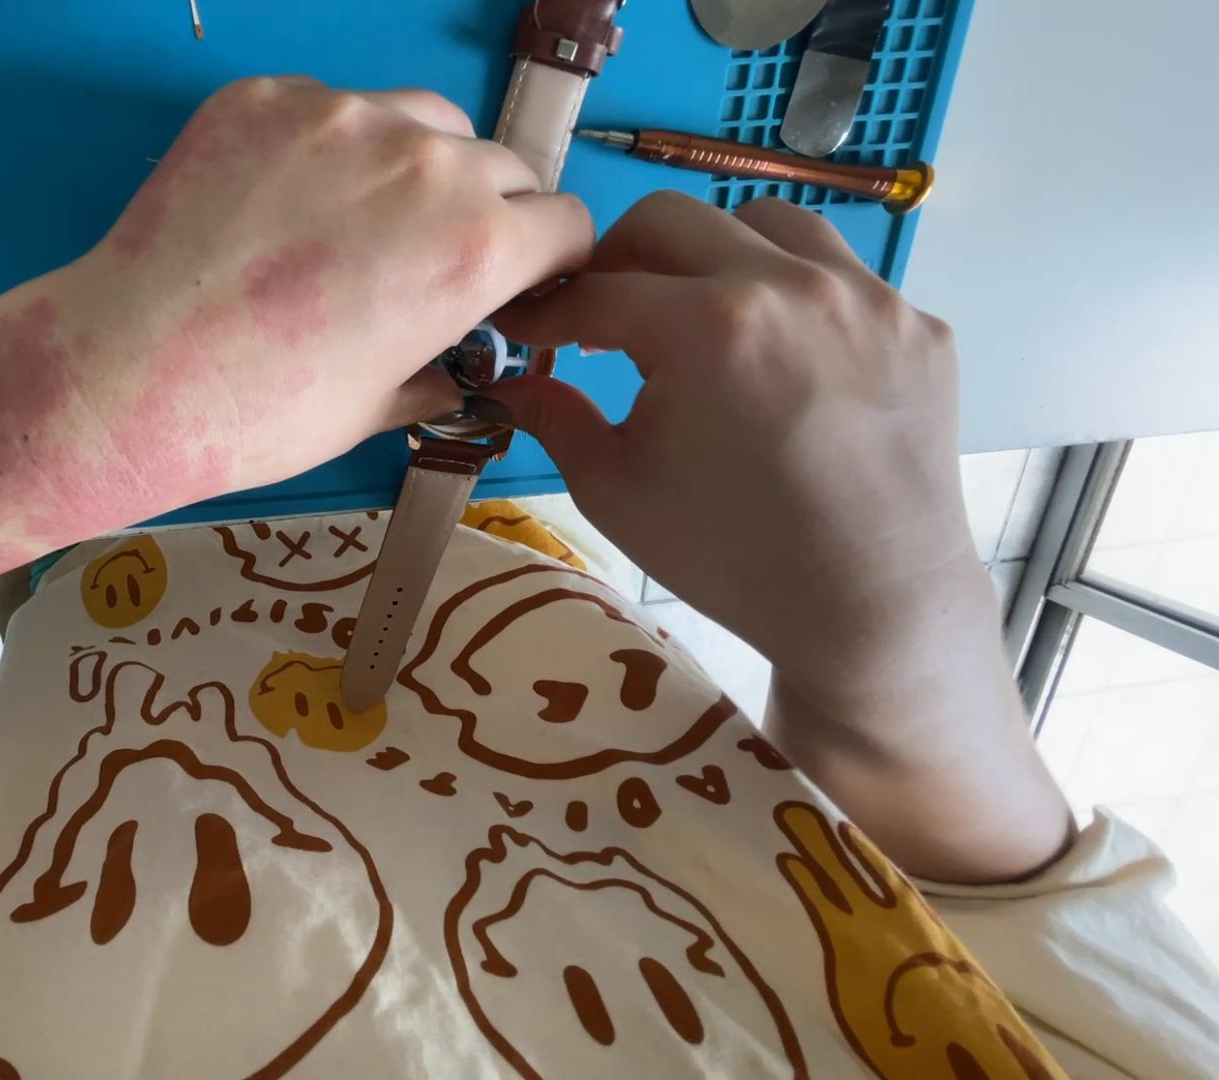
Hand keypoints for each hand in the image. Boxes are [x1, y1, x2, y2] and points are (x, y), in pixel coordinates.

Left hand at [46, 76, 595, 505]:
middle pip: (500, 168)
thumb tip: (455, 372)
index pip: (565, 224)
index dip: (546, 261)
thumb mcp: (370, 413)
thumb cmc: (263, 416)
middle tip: (425, 264)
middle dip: (486, 216)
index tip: (516, 283)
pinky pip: (331, 111)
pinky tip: (278, 207)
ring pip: (421, 123)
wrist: (133, 378)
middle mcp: (425, 163)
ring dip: (415, 170)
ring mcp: (340, 115)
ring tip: (353, 228)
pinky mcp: (265, 99)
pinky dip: (328, 152)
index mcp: (473, 250)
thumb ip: (433, 376)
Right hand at [487, 192, 971, 709]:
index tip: (515, 325)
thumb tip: (504, 383)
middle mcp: (789, 285)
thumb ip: (552, 417)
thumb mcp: (611, 488)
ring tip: (681, 316)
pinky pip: (831, 269)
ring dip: (699, 256)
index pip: (595, 293)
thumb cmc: (722, 552)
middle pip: (668, 220)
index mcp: (706, 329)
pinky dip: (776, 287)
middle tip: (589, 314)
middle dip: (608, 259)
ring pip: (759, 221)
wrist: (864, 602)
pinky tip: (763, 351)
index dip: (541, 311)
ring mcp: (866, 296)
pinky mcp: (914, 321)